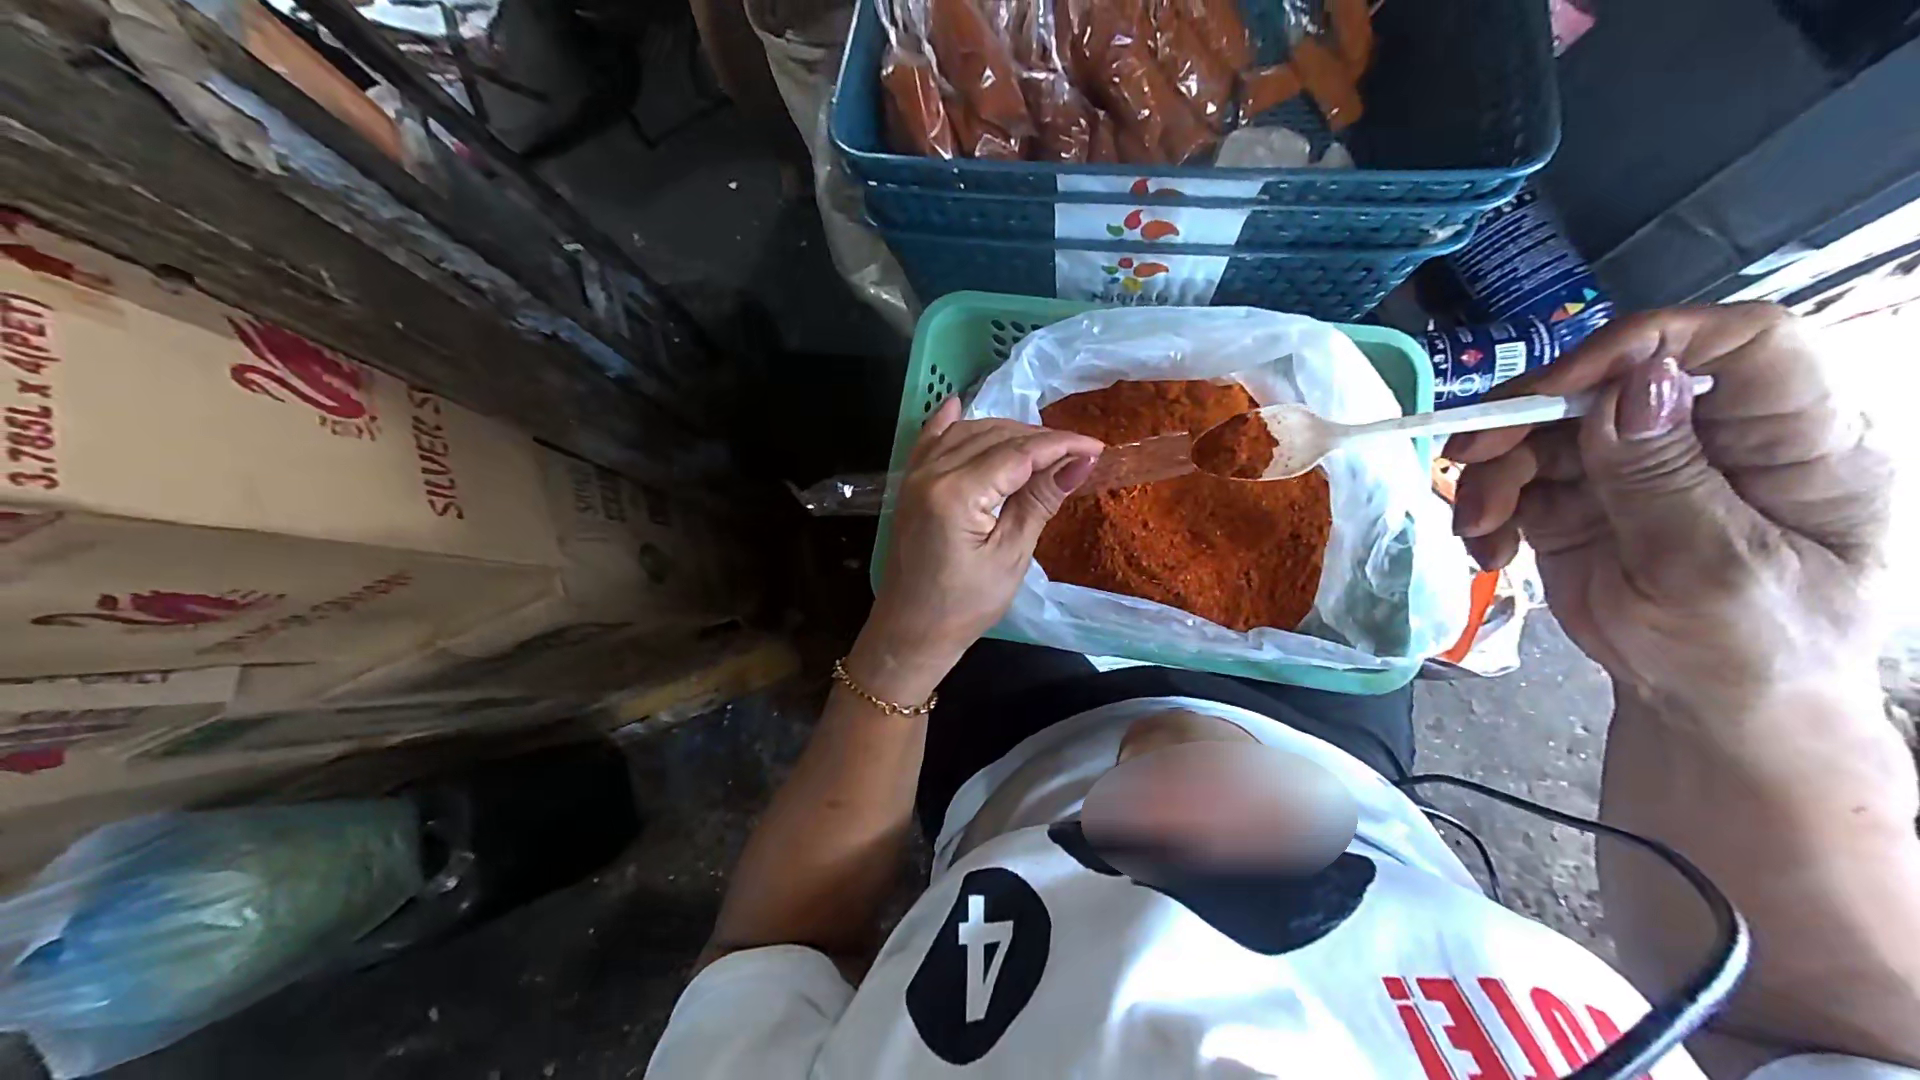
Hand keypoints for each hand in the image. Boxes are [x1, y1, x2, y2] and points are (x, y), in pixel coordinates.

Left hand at [849, 396, 1102, 700]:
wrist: (911, 630)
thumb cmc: (965, 605)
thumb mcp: (1011, 556)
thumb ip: (1040, 500)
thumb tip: (1080, 461)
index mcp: (958, 493)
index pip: (1019, 453)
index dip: (1060, 445)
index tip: (1095, 447)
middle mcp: (932, 473)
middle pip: (995, 436)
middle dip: (1038, 439)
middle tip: (1075, 454)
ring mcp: (916, 475)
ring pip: (967, 432)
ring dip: (1006, 432)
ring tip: (1042, 447)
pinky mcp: (910, 484)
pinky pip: (930, 441)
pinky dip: (949, 423)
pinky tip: (959, 404)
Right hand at [1447, 304, 1891, 719]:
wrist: (1702, 707)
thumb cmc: (1749, 647)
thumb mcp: (1714, 566)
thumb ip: (1667, 478)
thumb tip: (1631, 384)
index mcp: (1788, 440)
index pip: (1737, 345)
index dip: (1645, 345)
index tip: (1559, 388)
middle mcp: (1706, 441)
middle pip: (1603, 389)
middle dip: (1525, 420)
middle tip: (1466, 458)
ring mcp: (1632, 471)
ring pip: (1541, 436)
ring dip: (1491, 479)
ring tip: (1476, 531)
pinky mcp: (1574, 504)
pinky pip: (1513, 484)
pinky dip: (1487, 514)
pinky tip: (1488, 553)